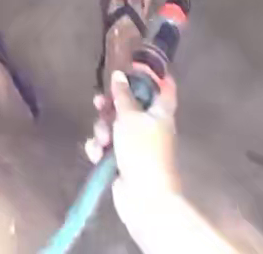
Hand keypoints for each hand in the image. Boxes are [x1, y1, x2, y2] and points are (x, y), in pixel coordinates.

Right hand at [89, 65, 182, 212]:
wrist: (145, 199)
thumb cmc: (143, 150)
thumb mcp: (130, 116)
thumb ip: (122, 94)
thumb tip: (119, 74)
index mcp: (160, 112)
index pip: (165, 87)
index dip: (155, 74)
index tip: (139, 63)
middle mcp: (150, 126)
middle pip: (129, 105)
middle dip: (111, 104)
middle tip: (100, 102)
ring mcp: (136, 145)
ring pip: (114, 125)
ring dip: (102, 128)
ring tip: (102, 139)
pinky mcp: (122, 162)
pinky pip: (107, 147)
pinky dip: (100, 148)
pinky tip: (97, 153)